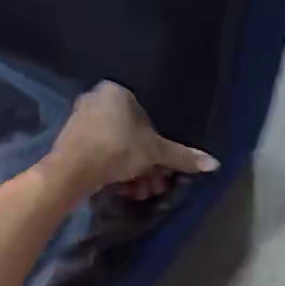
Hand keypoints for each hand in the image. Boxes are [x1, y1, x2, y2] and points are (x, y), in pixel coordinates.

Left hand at [39, 81, 217, 200]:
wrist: (72, 169)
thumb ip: (182, 156)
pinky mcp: (70, 141)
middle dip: (147, 165)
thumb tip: (214, 164)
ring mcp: (80, 120)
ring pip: (116, 148)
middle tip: (156, 185)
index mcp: (115, 92)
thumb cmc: (117, 148)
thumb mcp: (155, 152)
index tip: (165, 169)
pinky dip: (113, 171)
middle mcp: (95, 101)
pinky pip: (100, 154)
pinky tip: (123, 191)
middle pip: (131, 137)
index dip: (159, 147)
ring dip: (133, 173)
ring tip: (140, 193)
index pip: (147, 118)